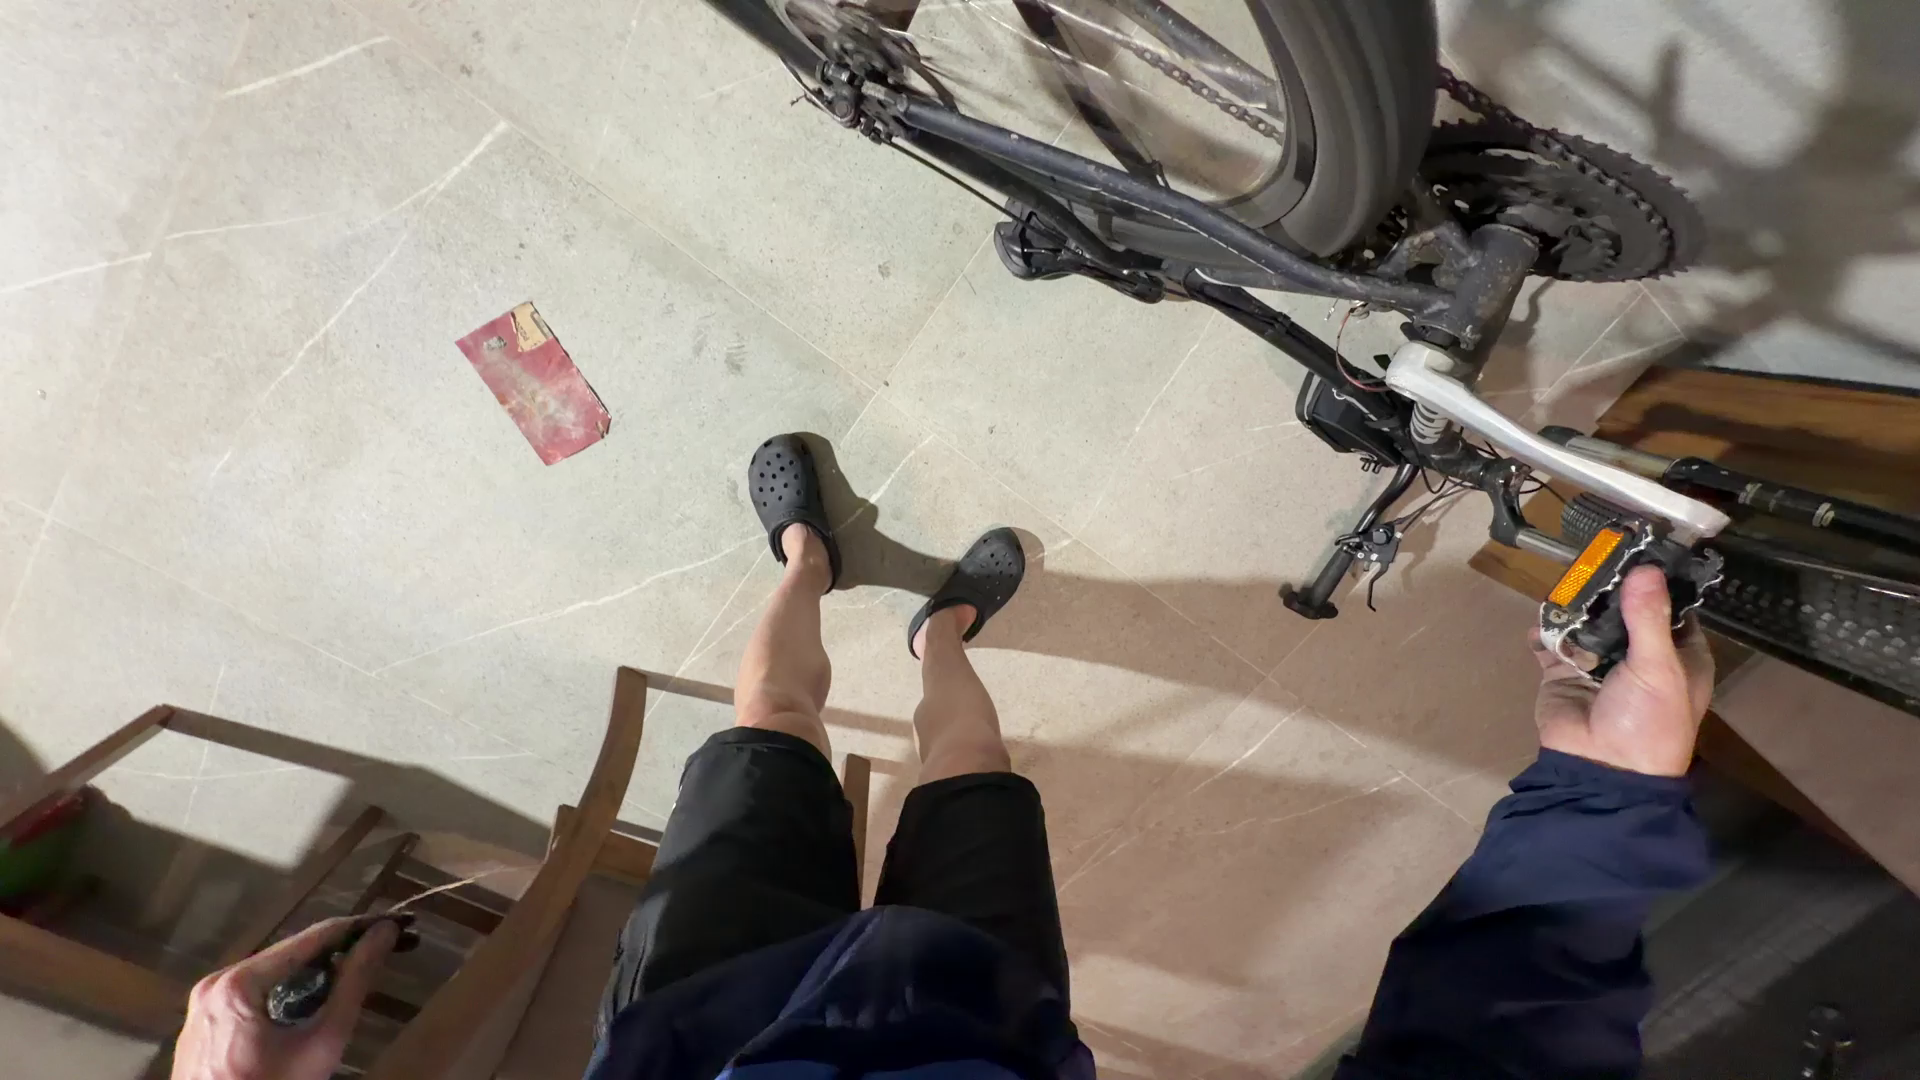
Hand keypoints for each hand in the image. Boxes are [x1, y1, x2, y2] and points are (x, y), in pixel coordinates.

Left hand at [171, 917, 397, 1079]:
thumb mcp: (325, 1038)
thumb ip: (357, 978)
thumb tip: (386, 929)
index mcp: (240, 982)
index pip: (317, 935)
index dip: (365, 926)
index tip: (402, 924)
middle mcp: (217, 982)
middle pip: (297, 950)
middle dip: (344, 947)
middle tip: (388, 948)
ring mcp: (206, 1003)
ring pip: (281, 967)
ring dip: (322, 967)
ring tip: (363, 969)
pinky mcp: (205, 1020)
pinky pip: (261, 988)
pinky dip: (295, 986)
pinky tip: (322, 996)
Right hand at [1531, 565, 1714, 776]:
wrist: (1602, 763)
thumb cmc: (1648, 718)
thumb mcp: (1656, 667)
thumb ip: (1645, 618)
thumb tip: (1644, 570)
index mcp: (1675, 655)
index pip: (1668, 609)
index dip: (1654, 584)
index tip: (1635, 553)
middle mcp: (1637, 655)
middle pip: (1620, 612)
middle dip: (1605, 591)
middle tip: (1589, 562)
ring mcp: (1597, 663)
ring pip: (1584, 624)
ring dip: (1572, 609)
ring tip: (1562, 589)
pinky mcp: (1562, 672)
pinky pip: (1551, 644)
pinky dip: (1543, 633)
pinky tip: (1540, 626)